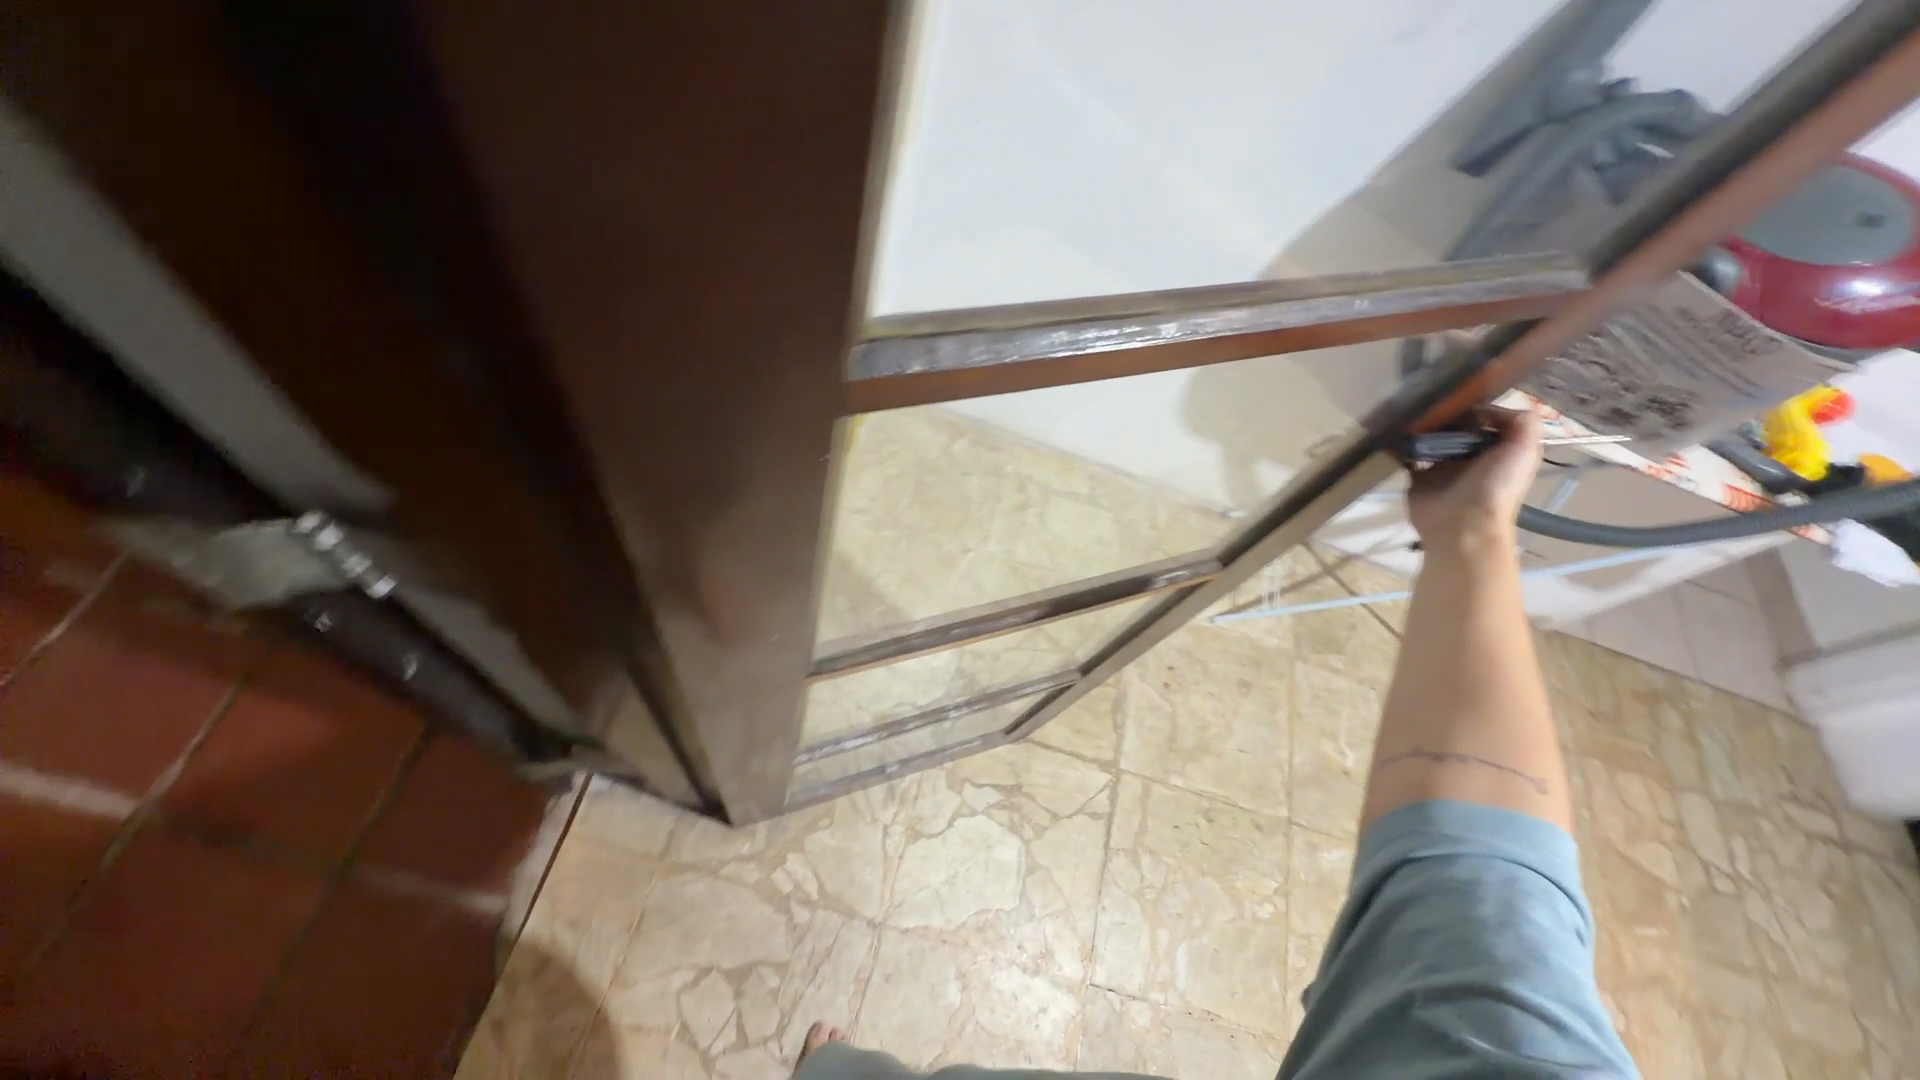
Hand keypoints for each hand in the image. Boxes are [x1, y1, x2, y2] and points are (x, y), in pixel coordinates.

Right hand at [1407, 408, 1543, 555]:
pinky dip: (1401, 445)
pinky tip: (1396, 432)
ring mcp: (1442, 467)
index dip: (1474, 408)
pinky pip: (1408, 456)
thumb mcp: (1525, 449)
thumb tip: (1488, 409)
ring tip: (1410, 414)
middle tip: (1428, 404)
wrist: (1462, 524)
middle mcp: (1471, 457)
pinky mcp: (1418, 477)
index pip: (1485, 420)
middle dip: (1444, 416)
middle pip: (1456, 428)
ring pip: (1432, 439)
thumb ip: (1521, 422)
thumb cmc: (1495, 485)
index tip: (1458, 398)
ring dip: (1422, 427)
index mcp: (1497, 450)